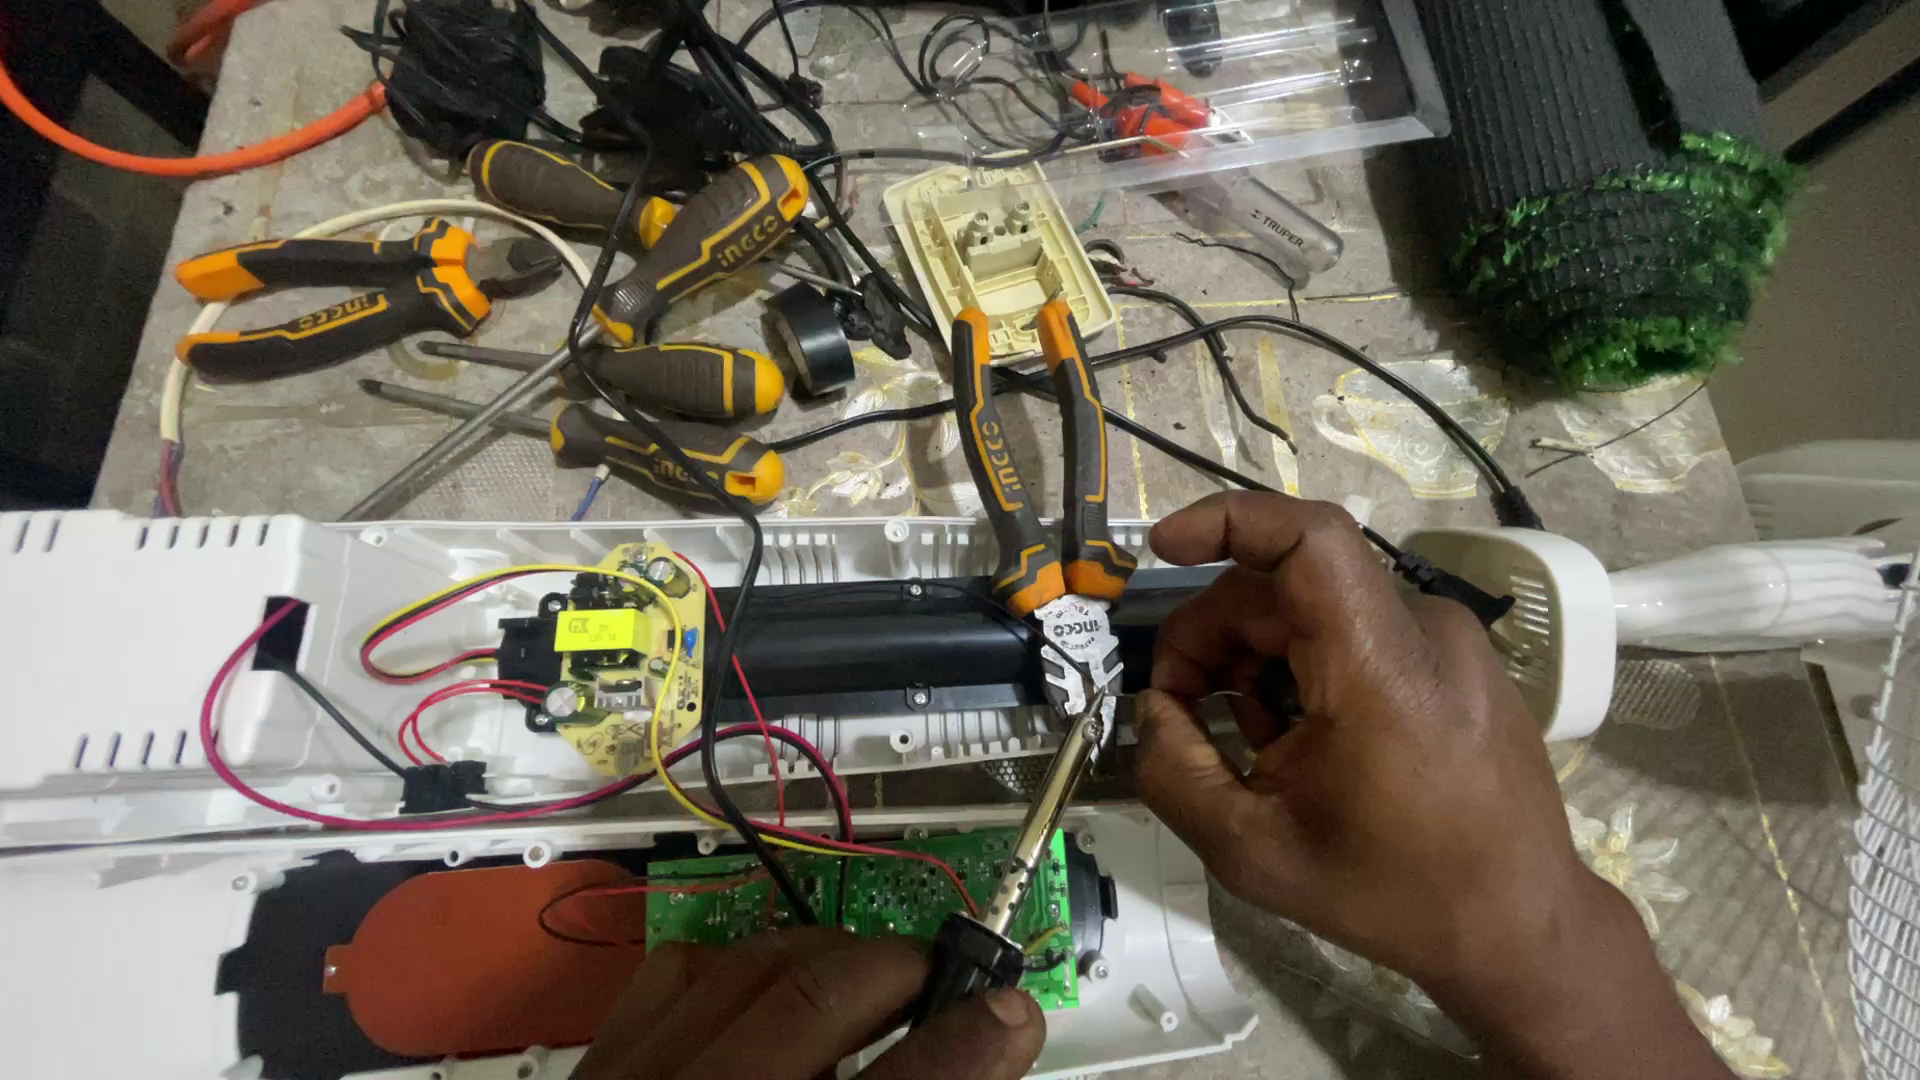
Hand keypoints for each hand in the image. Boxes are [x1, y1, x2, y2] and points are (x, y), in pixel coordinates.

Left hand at [574, 928, 1044, 1079]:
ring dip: (832, 956)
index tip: (1017, 1013)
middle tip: (949, 980)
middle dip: (902, 971)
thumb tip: (974, 1058)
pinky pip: (681, 973)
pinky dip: (742, 964)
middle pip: (816, 1001)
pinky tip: (773, 986)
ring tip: (874, 977)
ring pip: (753, 964)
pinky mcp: (597, 1067)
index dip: (966, 1049)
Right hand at [1134, 492, 1729, 1079]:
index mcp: (1383, 673)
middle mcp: (1422, 631)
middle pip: (1276, 586)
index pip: (1311, 539)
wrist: (1521, 929)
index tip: (1162, 548)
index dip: (1227, 520)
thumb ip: (1172, 773)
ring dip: (1243, 656)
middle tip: (1178, 707)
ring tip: (1242, 735)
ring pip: (1300, 606)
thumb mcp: (1250, 853)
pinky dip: (1287, 664)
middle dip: (1207, 635)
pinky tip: (1287, 731)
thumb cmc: (1391, 893)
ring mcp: (1441, 637)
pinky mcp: (1444, 652)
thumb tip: (1155, 706)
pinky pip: (1338, 626)